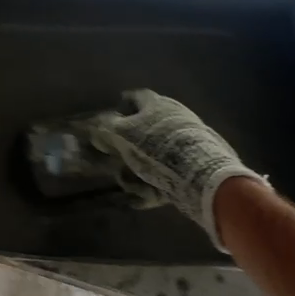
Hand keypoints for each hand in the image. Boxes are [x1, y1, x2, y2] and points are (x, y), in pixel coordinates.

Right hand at [89, 89, 263, 246]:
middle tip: (117, 156)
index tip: (110, 118)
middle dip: (129, 144)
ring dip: (140, 168)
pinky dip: (154, 184)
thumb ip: (105, 129)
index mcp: (157, 104)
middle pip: (146, 127)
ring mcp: (188, 140)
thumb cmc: (156, 147)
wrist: (201, 174)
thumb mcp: (122, 135)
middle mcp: (174, 117)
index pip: (136, 97)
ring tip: (129, 184)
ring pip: (156, 153)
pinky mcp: (196, 163)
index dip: (121, 105)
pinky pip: (169, 172)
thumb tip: (93, 127)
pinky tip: (143, 198)